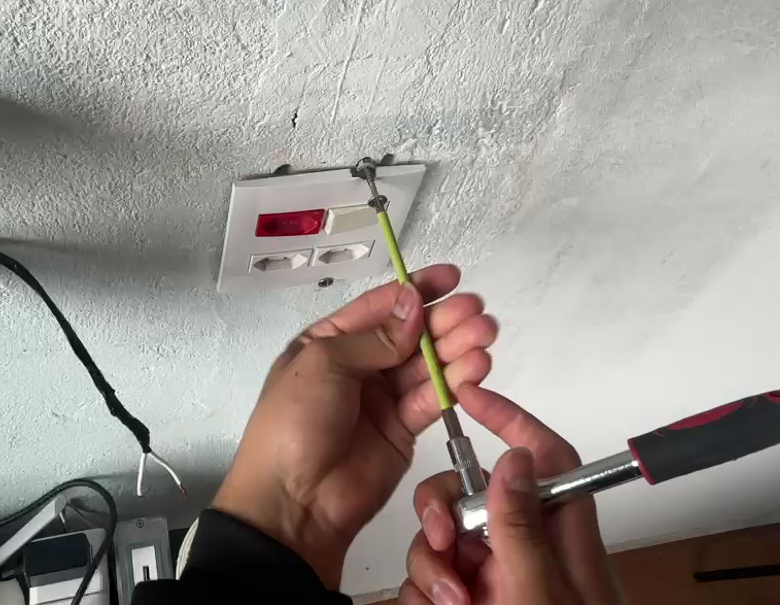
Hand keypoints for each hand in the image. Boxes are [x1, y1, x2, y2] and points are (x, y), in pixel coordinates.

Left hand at [213, 265, 497, 588]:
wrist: (294, 501)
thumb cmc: (294, 421)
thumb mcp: (325, 365)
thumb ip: (375, 338)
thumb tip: (412, 303)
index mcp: (330, 340)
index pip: (379, 306)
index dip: (414, 290)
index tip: (450, 278)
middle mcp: (359, 364)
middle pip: (408, 334)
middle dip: (443, 319)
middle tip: (477, 310)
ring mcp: (381, 398)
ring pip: (426, 364)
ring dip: (456, 348)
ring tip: (485, 334)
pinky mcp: (402, 430)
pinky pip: (432, 399)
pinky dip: (455, 384)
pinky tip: (476, 368)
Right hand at [400, 386, 620, 604]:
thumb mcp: (543, 604)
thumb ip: (524, 533)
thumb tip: (514, 456)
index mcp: (563, 545)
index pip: (545, 459)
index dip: (512, 419)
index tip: (470, 398)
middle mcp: (526, 557)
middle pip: (473, 493)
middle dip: (444, 510)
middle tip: (442, 540)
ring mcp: (495, 585)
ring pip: (442, 537)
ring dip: (431, 565)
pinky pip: (428, 580)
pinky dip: (423, 595)